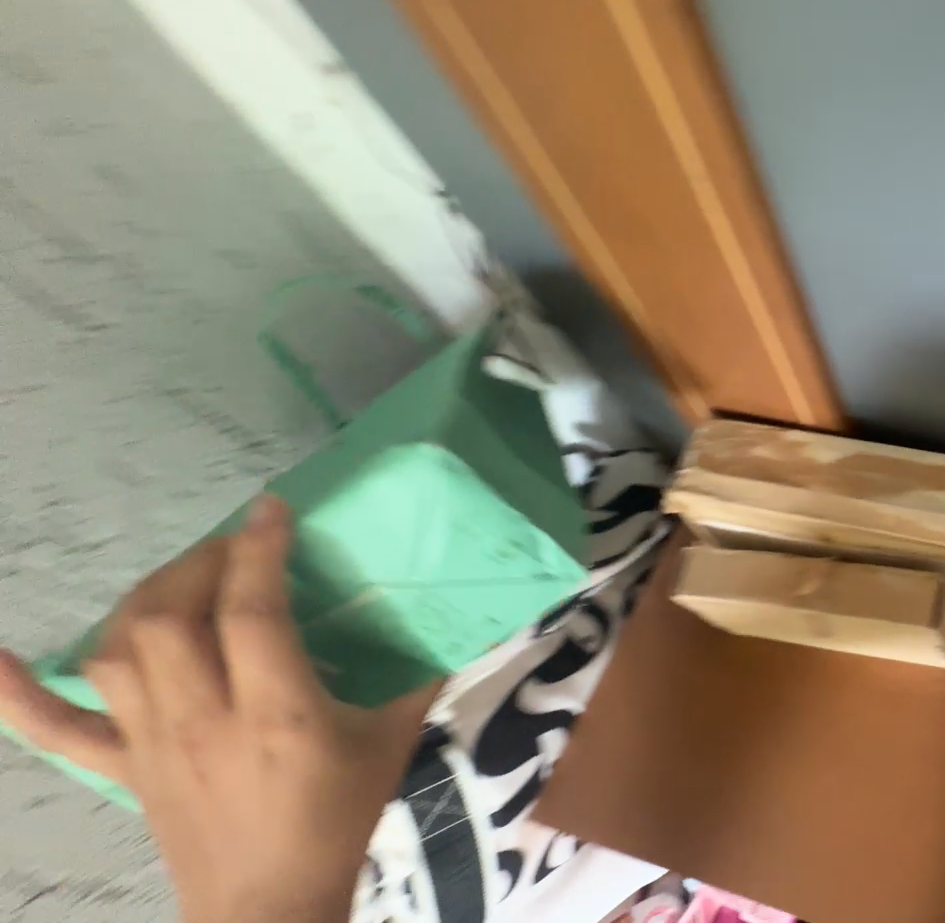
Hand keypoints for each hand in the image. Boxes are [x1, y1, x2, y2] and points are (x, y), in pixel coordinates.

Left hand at [0, 496, 438, 922]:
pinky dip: (12, 693)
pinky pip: (51, 729)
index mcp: (279, 711)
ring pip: (116, 651)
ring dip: (145, 598)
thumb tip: (454, 618)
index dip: (258, 552)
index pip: (252, 612)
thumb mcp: (397, 734)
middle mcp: (202, 719)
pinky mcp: (121, 769)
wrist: (271, 902)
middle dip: (200, 563)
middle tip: (240, 541)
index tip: (272, 508)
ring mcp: (150, 745)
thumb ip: (423, 671)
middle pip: (170, 619)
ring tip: (188, 574)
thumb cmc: (344, 813)